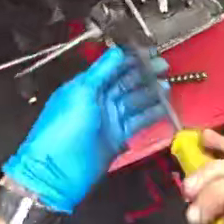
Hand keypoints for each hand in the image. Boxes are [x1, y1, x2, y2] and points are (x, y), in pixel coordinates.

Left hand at [1, 46, 169, 212]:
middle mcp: (99, 101)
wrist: (57, 171)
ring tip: (167, 86)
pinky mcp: (117, 139)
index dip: (131, 60)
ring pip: (135, 102)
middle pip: (126, 84)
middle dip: (145, 75)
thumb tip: (117, 52)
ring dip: (151, 94)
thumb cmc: (62, 128)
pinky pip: (138, 124)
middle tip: (164, 67)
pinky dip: (151, 116)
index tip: (150, 52)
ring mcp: (109, 121)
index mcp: (86, 86)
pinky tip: (164, 108)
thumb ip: (101, 71)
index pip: (112, 68)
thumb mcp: (80, 92)